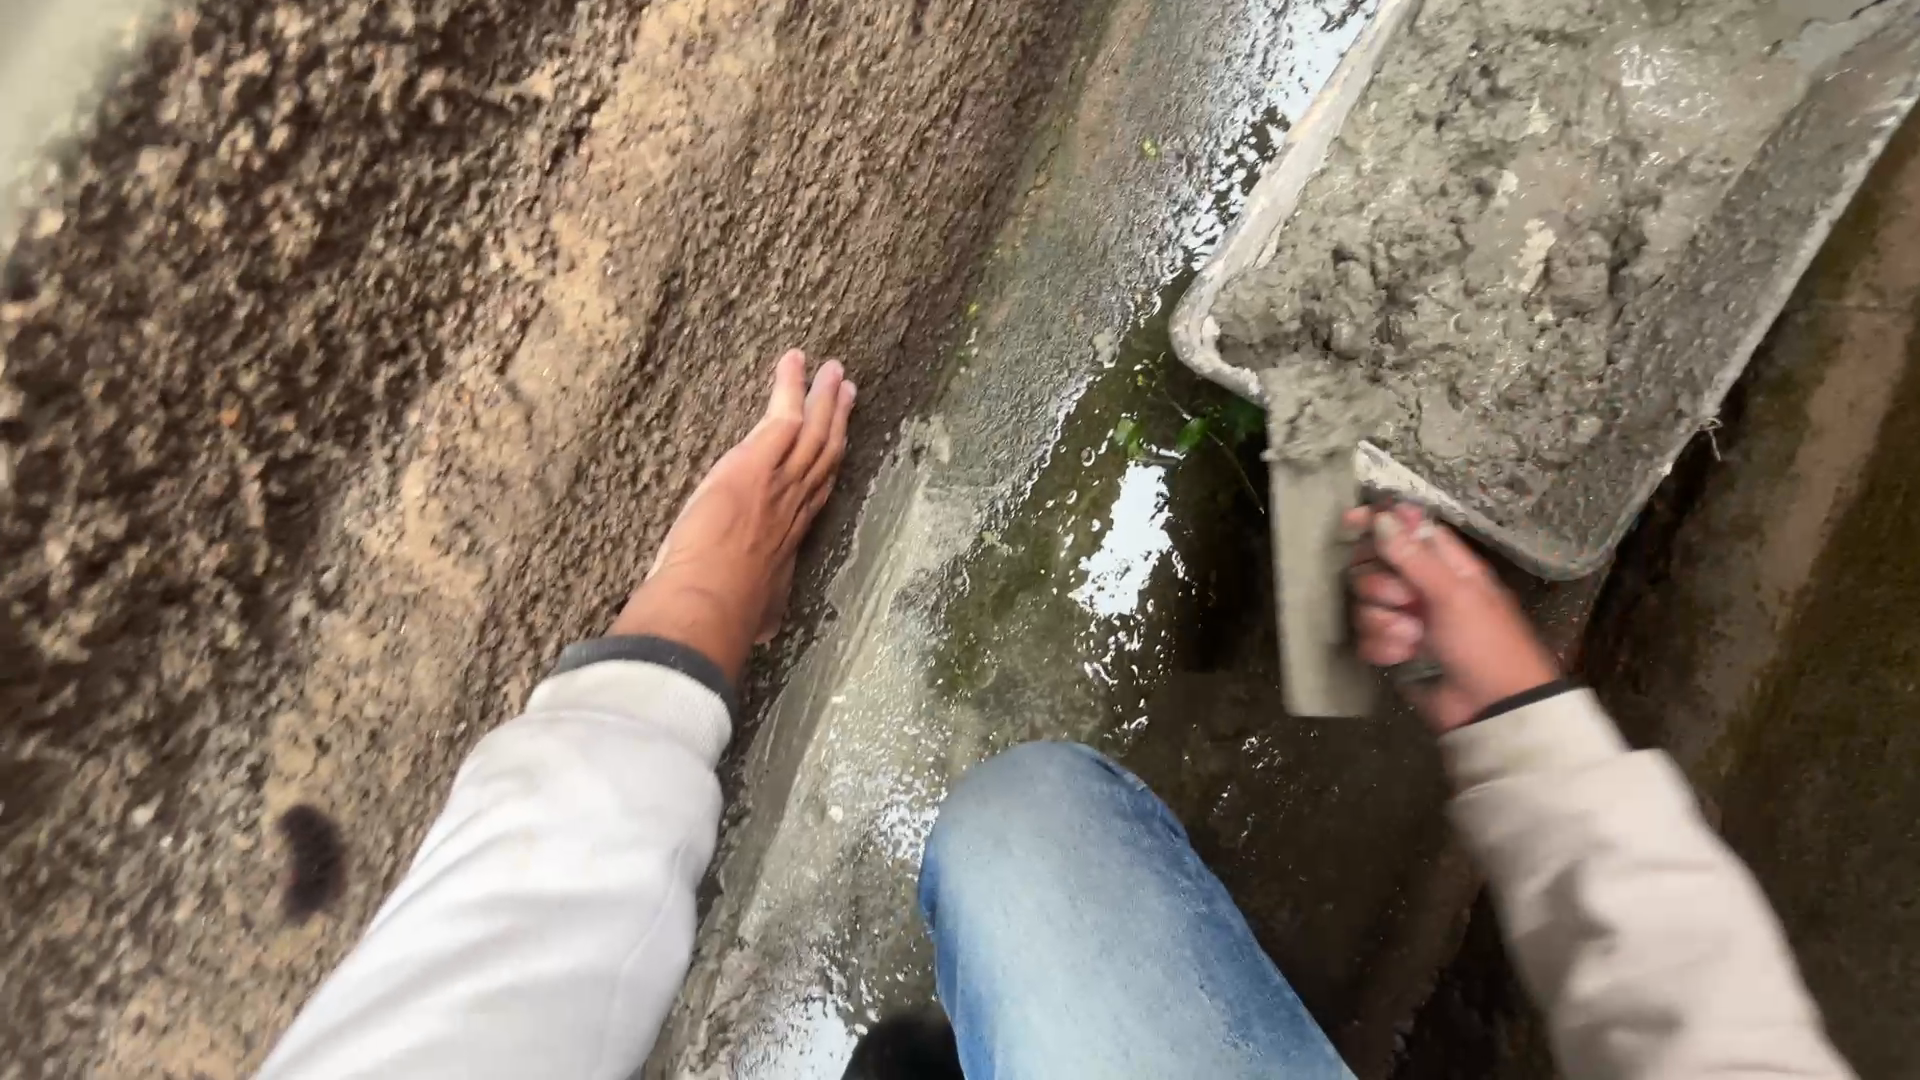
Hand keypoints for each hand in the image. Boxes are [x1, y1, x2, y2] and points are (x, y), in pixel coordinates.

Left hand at [610, 350, 854, 683]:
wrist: (711, 603)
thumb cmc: (729, 614)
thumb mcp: (758, 615)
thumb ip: (764, 609)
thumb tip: (766, 629)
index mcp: (791, 535)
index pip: (817, 491)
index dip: (829, 464)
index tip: (837, 443)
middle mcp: (795, 503)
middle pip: (826, 454)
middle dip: (838, 421)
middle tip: (848, 393)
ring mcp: (779, 480)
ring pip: (814, 432)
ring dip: (825, 398)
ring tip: (834, 371)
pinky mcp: (756, 462)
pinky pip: (782, 416)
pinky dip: (790, 387)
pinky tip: (795, 361)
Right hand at [1345, 503, 1559, 734]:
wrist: (1490, 708)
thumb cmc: (1485, 644)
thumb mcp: (1455, 595)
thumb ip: (1414, 557)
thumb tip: (1381, 517)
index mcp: (1447, 566)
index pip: (1407, 530)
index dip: (1380, 523)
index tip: (1351, 521)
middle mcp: (1421, 587)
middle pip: (1373, 566)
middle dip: (1379, 586)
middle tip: (1402, 600)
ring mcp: (1404, 618)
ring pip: (1364, 603)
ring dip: (1384, 623)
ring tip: (1413, 640)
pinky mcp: (1390, 647)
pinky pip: (1364, 636)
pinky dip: (1382, 647)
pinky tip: (1403, 657)